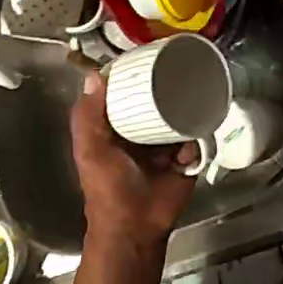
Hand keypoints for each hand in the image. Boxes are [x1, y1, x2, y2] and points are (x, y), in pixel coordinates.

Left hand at [70, 73, 195, 252]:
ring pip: (179, 120)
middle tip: (177, 76)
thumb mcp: (90, 149)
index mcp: (116, 128)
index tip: (146, 58)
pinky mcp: (186, 160)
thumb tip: (94, 75)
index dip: (133, 78)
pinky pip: (195, 142)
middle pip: (157, 103)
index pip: (126, 95)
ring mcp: (166, 146)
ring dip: (184, 115)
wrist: (136, 225)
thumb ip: (87, 116)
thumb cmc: (108, 187)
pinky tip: (185, 150)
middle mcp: (142, 133)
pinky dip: (192, 143)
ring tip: (189, 106)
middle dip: (166, 92)